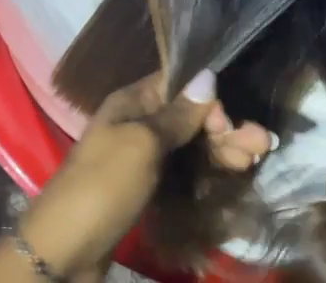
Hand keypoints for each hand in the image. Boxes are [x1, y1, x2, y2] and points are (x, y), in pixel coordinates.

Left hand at [14, 70, 272, 279]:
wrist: (64, 252)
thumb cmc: (103, 186)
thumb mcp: (142, 143)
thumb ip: (178, 114)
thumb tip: (208, 74)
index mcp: (131, 102)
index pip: (178, 84)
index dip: (207, 97)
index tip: (229, 120)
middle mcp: (137, 123)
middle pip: (188, 116)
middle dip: (224, 128)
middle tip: (261, 146)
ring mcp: (140, 158)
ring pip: (189, 145)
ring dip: (222, 150)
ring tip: (255, 159)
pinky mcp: (145, 189)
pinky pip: (181, 171)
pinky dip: (206, 172)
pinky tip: (231, 174)